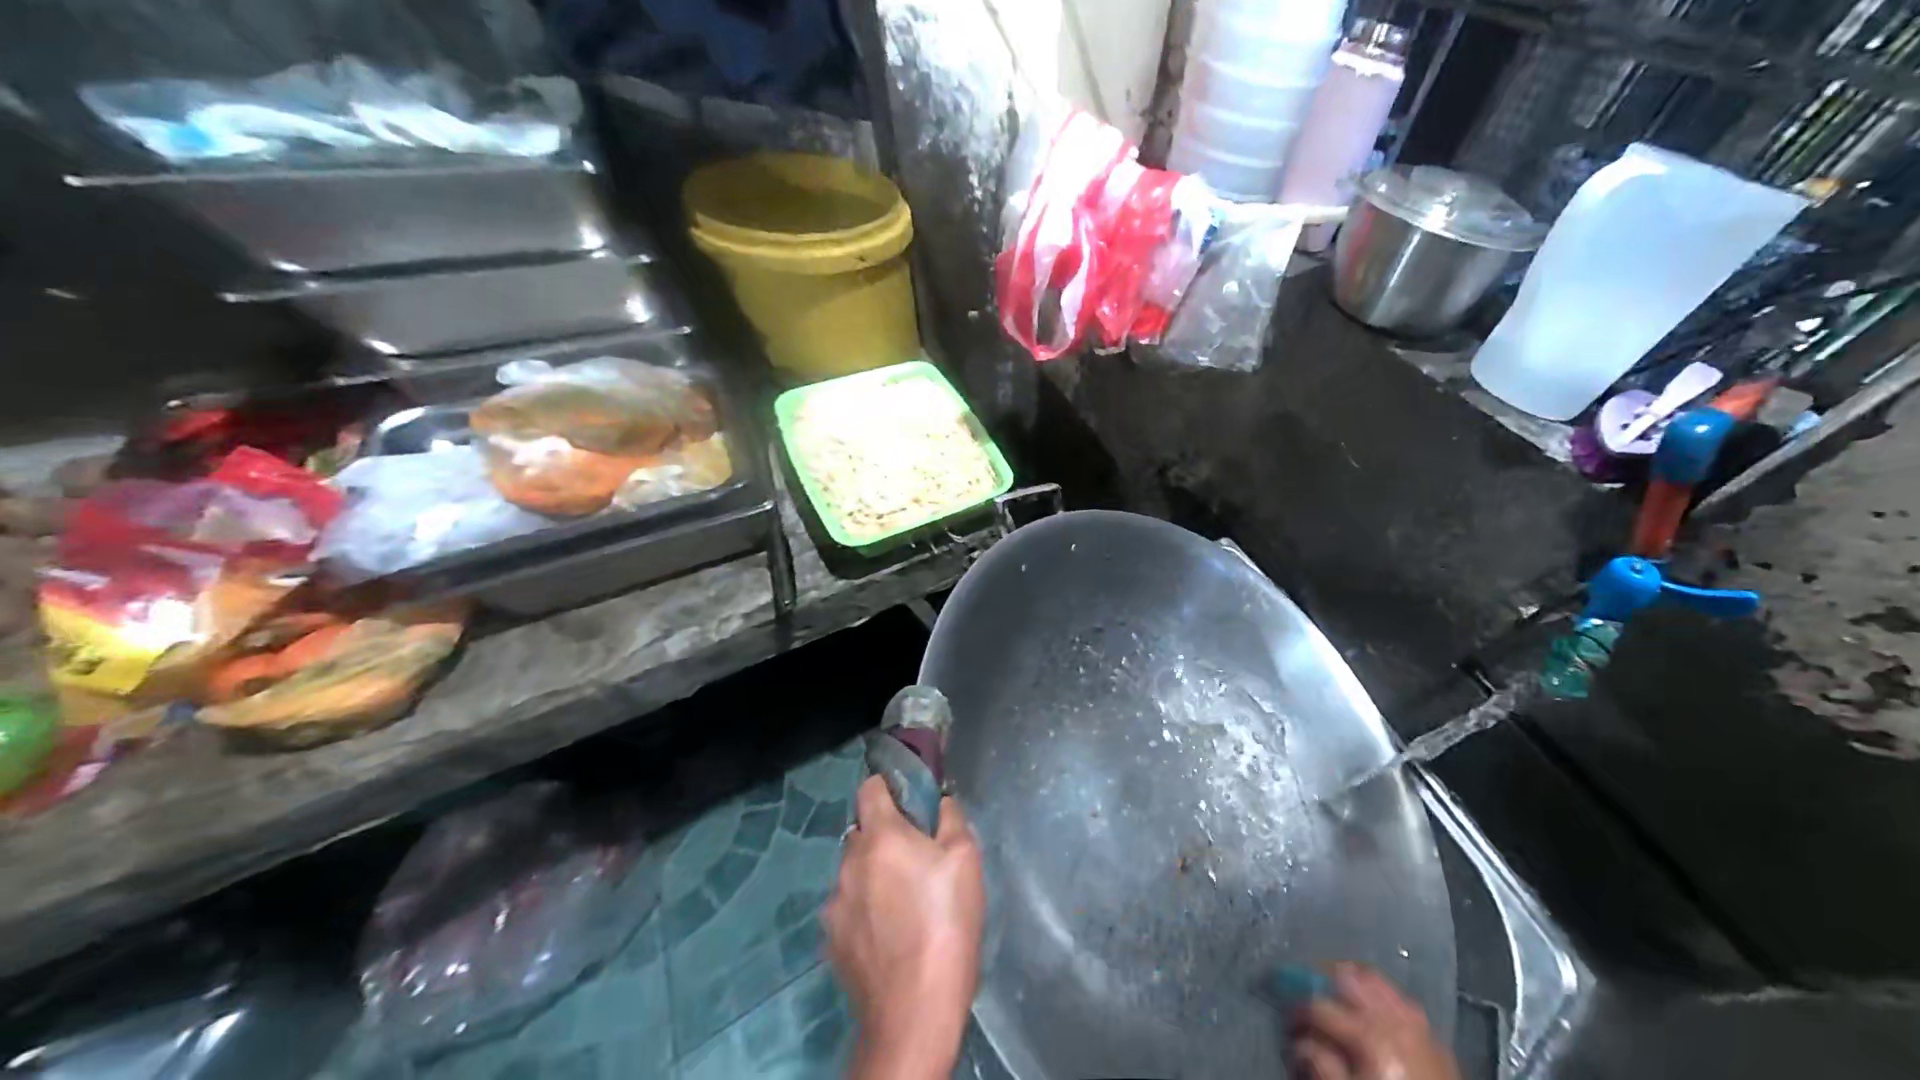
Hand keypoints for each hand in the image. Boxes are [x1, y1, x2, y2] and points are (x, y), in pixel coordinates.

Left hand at [825, 775, 985, 1079]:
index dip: (887, 788)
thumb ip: (951, 820)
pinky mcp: (831, 939)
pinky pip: (847, 909)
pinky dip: (863, 911)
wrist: (914, 1009)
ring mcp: (835, 903)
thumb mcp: (966, 861)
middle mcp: (849, 862)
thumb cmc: (946, 923)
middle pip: (861, 832)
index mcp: (881, 836)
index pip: (869, 788)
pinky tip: (887, 935)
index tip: (906, 801)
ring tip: (901, 904)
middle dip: (883, 837)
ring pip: (852, 873)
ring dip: (871, 875)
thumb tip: (940, 801)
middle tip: (914, 859)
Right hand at [1290, 963, 1461, 1079]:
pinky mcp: (1434, 1038)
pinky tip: (1370, 1010)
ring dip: (1351, 982)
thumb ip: (1319, 1064)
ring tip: (1336, 996)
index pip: (1316, 1006)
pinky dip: (1379, 995)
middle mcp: (1393, 1019)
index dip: (1295, 1011)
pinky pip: (1400, 1000)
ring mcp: (1418, 1025)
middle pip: (1347, 977)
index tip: (1286, 1021)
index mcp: (1368, 1035)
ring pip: (1375, 980)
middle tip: (1307, 995)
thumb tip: (1299, 1041)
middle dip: (1321, 981)